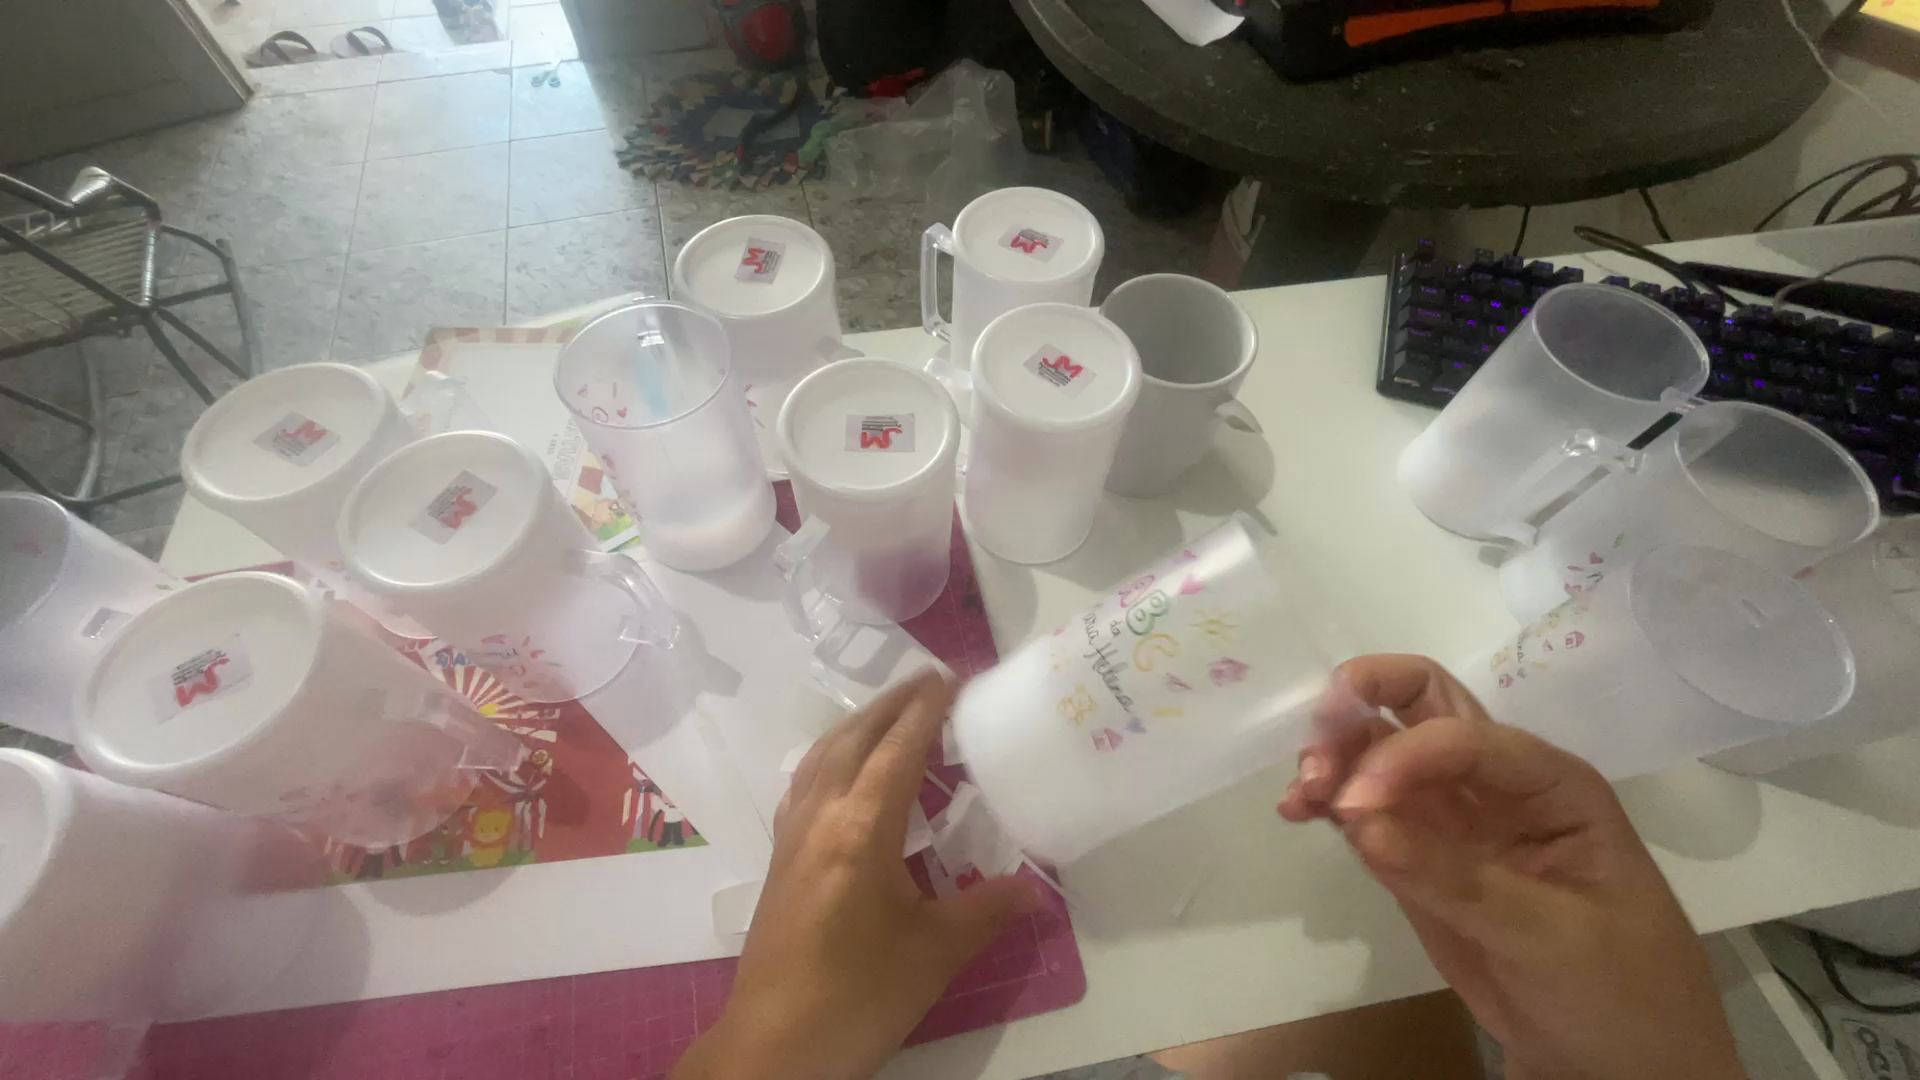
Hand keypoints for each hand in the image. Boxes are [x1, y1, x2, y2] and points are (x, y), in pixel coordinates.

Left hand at [673, 670, 1041, 1079]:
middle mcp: (821, 814)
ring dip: (860, 722)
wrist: (773, 1048)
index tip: (951, 677)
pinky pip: (806, 778)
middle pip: (856, 736)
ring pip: (824, 752)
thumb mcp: (934, 954)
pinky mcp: (780, 852)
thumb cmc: (857, 995)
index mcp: (861, 827)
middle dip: (893, 702)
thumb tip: (1039, 890)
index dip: (926, 708)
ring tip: (892, 709)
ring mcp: (793, 830)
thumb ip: (988, 910)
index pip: (898, 747)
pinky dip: (832, 752)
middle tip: (928, 678)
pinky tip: (845, 765)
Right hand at [1280, 655, 1743, 1079]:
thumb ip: (1453, 876)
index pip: (1463, 734)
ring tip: (1301, 794)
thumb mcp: (1550, 937)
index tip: (1353, 806)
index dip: (1402, 755)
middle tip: (1315, 733)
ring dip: (1331, 752)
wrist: (1611, 1068)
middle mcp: (1490, 778)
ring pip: (1374, 744)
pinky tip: (1295, 811)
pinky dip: (1321, 796)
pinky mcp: (1408, 843)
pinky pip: (1356, 801)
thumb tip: (1356, 821)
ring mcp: (1445, 808)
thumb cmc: (1620, 994)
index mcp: (1547, 782)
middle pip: (1419, 698)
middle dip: (1360, 698)